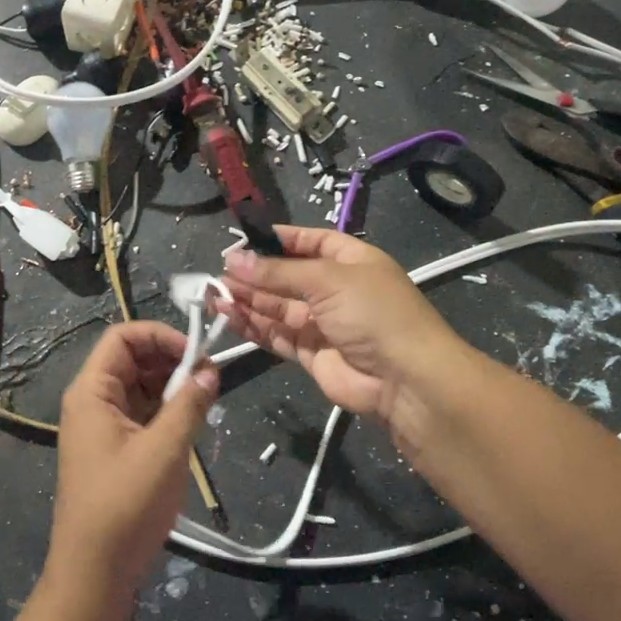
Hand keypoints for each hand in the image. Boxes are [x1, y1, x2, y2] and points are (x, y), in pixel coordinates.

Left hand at [11, 321, 217, 620]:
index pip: (122, 337)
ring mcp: (101, 425)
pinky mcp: (114, 448)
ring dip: (171, 385)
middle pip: (131, 358)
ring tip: (206, 397)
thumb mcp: (164, 450)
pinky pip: (140, 412)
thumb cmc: (125, 504)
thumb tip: (210, 370)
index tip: (196, 352)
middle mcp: (92, 400)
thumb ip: (189, 404)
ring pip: (138, 385)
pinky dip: (165, 409)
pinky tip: (191, 419)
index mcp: (91, 391)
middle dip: (170, 359)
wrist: (95, 571)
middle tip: (209, 375)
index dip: (159, 335)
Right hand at [218, 225, 464, 421]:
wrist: (406, 380)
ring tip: (215, 296)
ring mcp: (324, 323)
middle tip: (218, 274)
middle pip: (287, 276)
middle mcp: (336, 289)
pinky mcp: (312, 354)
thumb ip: (277, 272)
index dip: (277, 240)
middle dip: (254, 274)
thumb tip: (233, 260)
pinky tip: (229, 318)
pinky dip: (254, 327)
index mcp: (350, 260)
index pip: (309, 242)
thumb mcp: (326, 279)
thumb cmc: (373, 312)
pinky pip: (278, 335)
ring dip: (248, 300)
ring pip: (278, 307)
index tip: (241, 242)